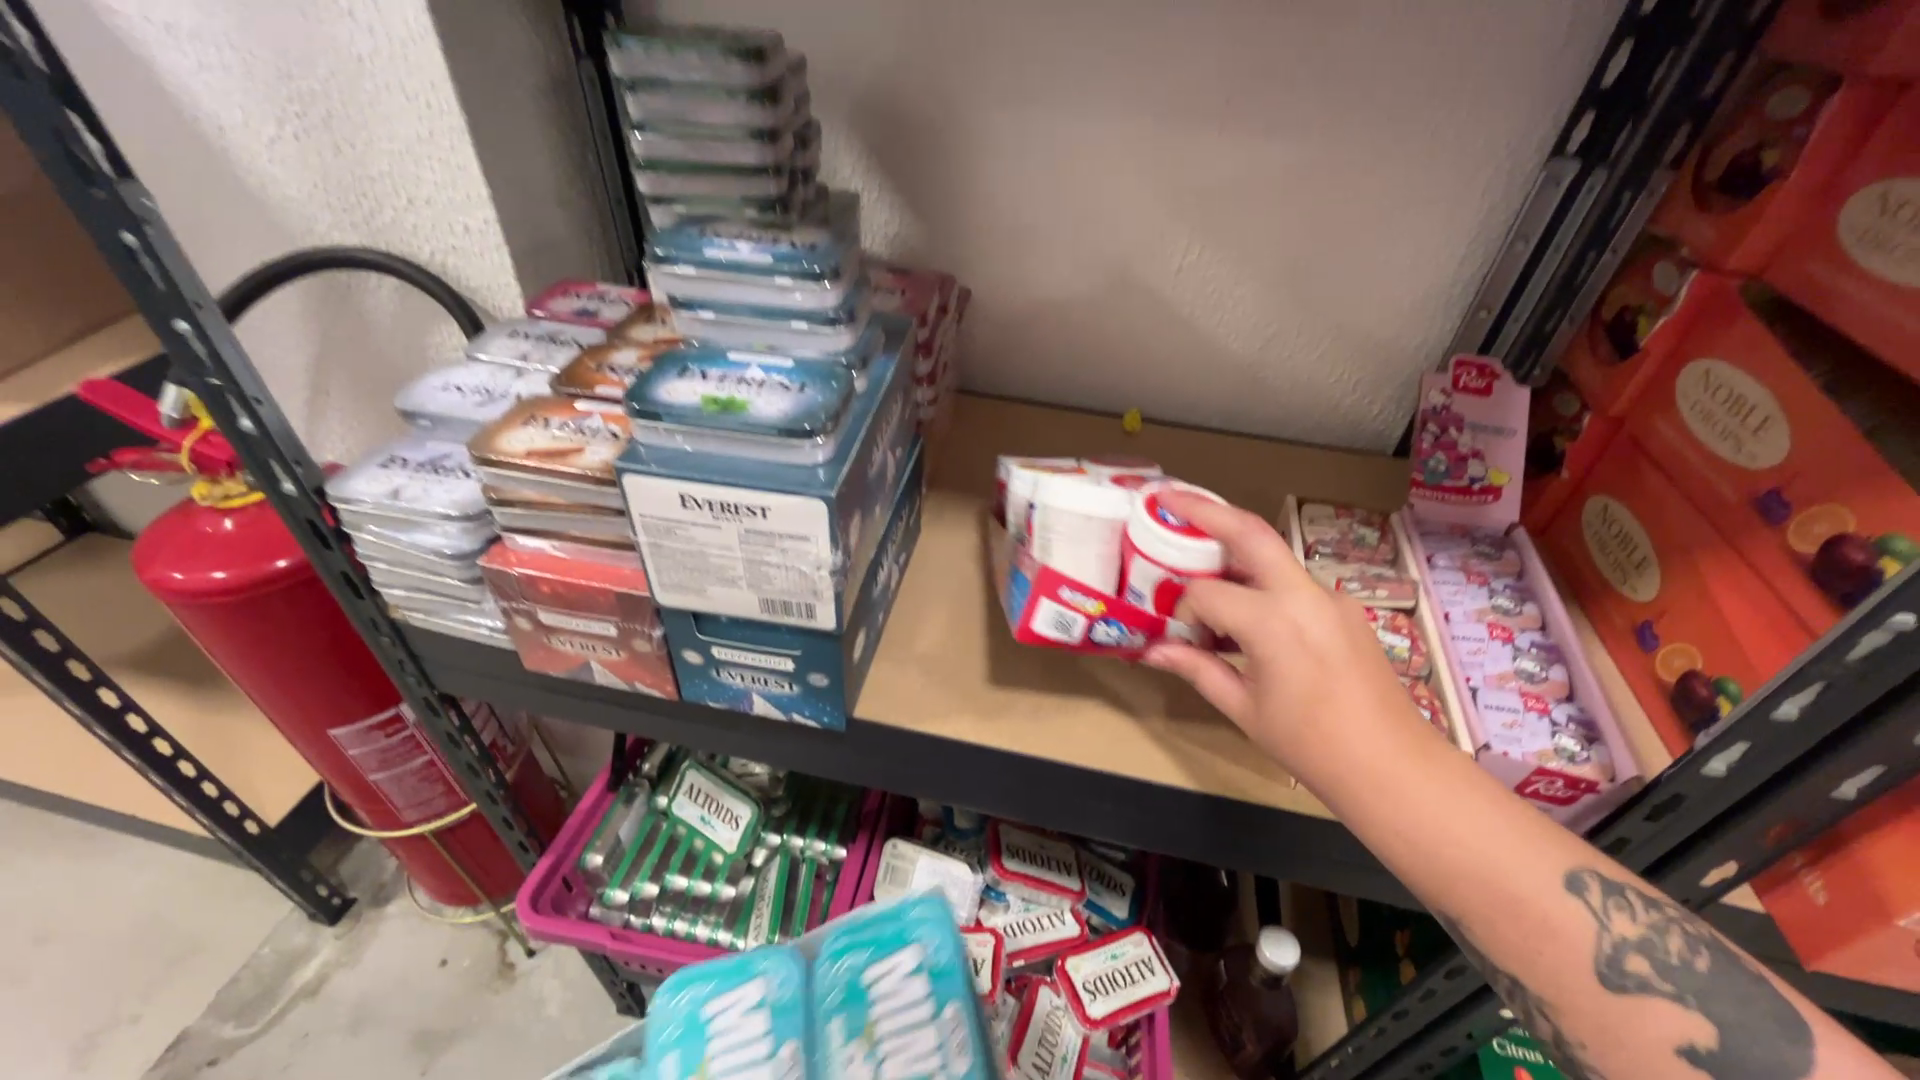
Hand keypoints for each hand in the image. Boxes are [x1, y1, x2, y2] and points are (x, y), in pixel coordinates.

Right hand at [1141, 492, 1433, 783]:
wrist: (1391, 764)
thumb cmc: (1310, 744)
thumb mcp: (1243, 708)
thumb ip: (1197, 668)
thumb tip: (1151, 652)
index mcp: (1272, 622)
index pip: (1206, 593)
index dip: (1183, 611)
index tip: (1179, 636)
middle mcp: (1303, 595)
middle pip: (1249, 531)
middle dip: (1205, 510)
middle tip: (1166, 498)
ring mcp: (1329, 597)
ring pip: (1273, 555)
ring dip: (1234, 548)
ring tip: (1200, 555)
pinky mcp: (1343, 608)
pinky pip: (1292, 583)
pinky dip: (1261, 583)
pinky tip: (1247, 612)